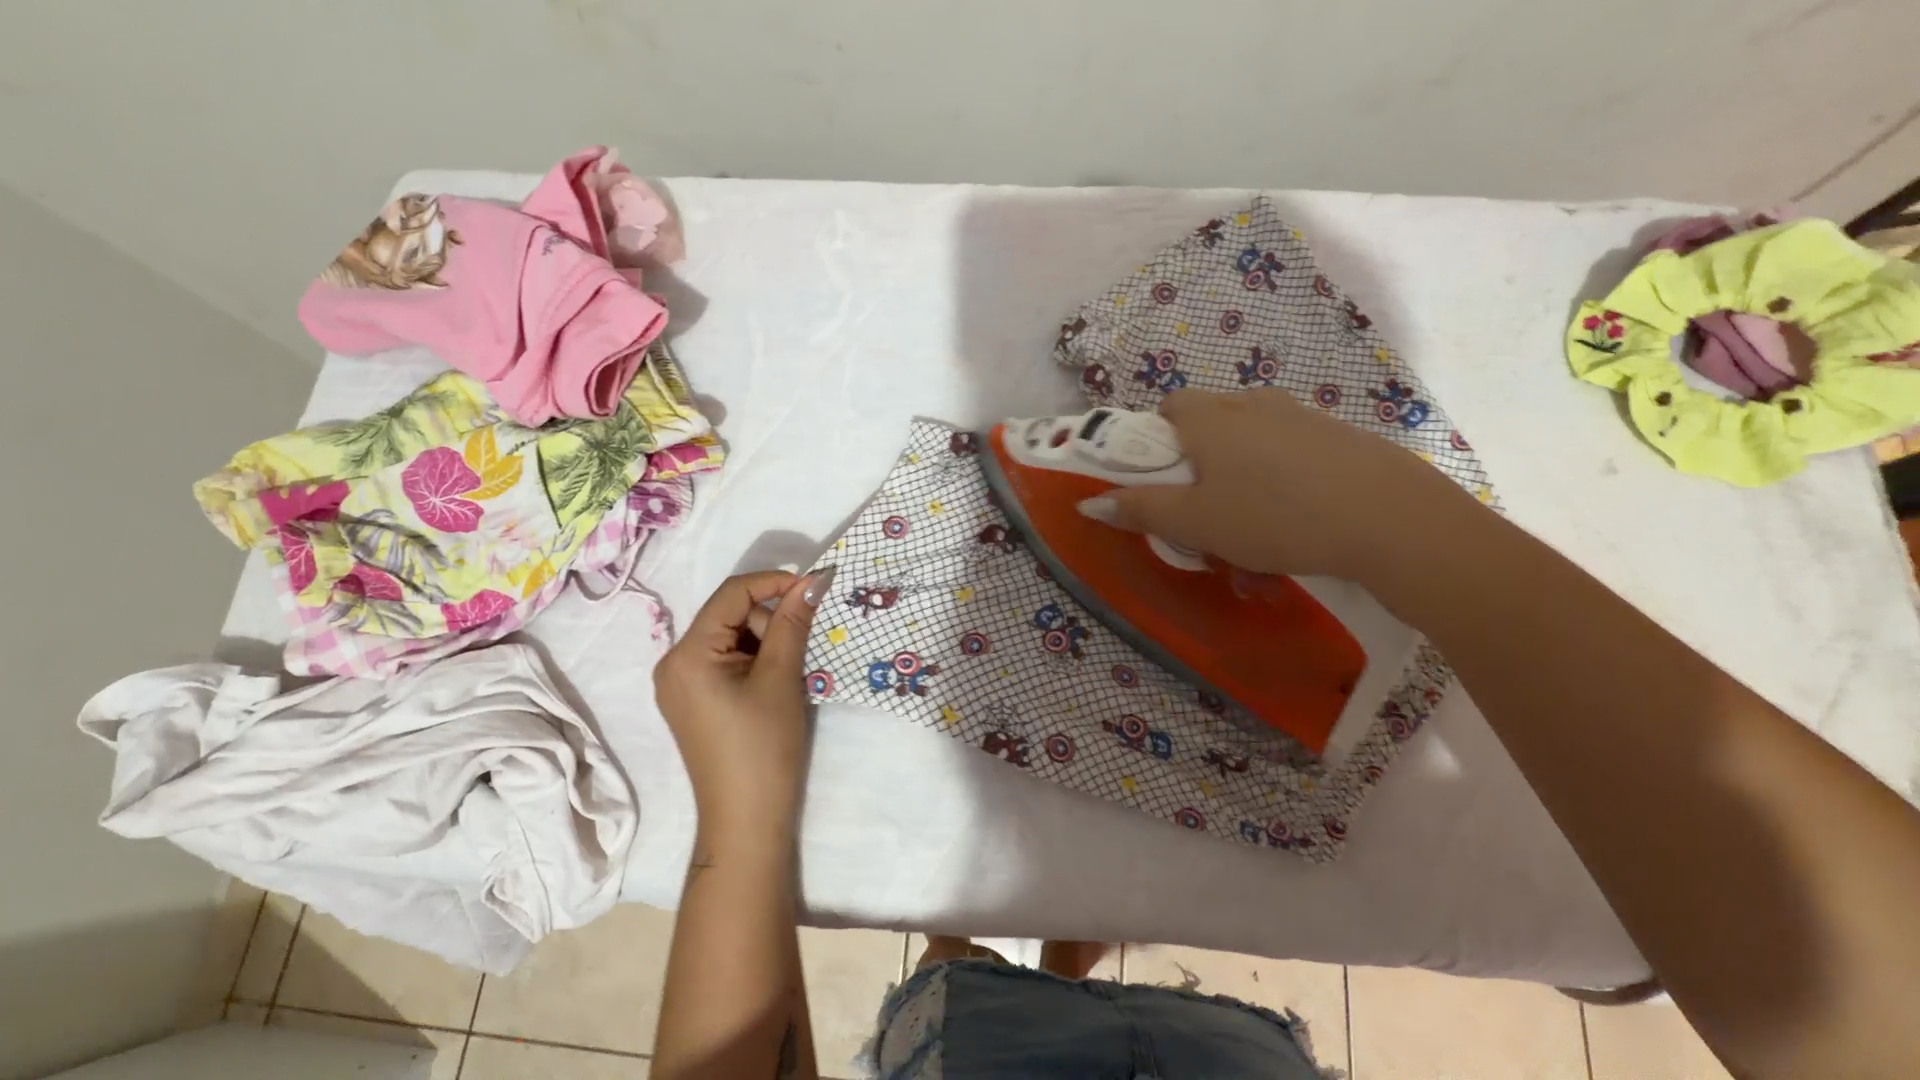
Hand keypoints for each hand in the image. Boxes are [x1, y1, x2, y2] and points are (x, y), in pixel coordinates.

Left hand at [654, 568, 834, 837]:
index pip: (731, 594)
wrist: (747, 820)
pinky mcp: (694, 703)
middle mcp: (674, 663)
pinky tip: (777, 684)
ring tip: (791, 675)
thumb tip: (813, 580)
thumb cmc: (764, 747)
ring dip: (766, 643)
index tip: (815, 586)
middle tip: (802, 649)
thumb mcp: (782, 679)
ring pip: (731, 639)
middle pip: (729, 616)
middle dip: (770, 621)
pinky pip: (726, 663)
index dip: (774, 582)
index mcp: (687, 654)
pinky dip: (756, 662)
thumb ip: (793, 623)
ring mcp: (681, 685)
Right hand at [1077, 388, 1473, 583]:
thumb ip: (1141, 510)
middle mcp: (1253, 405)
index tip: (1163, 483)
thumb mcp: (1196, 523)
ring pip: (1254, 444)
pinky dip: (1282, 485)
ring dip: (1242, 481)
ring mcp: (1301, 417)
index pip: (1169, 407)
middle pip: (1211, 425)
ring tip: (1252, 533)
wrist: (1388, 518)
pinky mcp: (1339, 437)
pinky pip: (1293, 456)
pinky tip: (1297, 526)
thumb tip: (1089, 503)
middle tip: (1206, 517)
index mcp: (1211, 418)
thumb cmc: (1274, 518)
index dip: (1157, 441)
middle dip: (1200, 467)